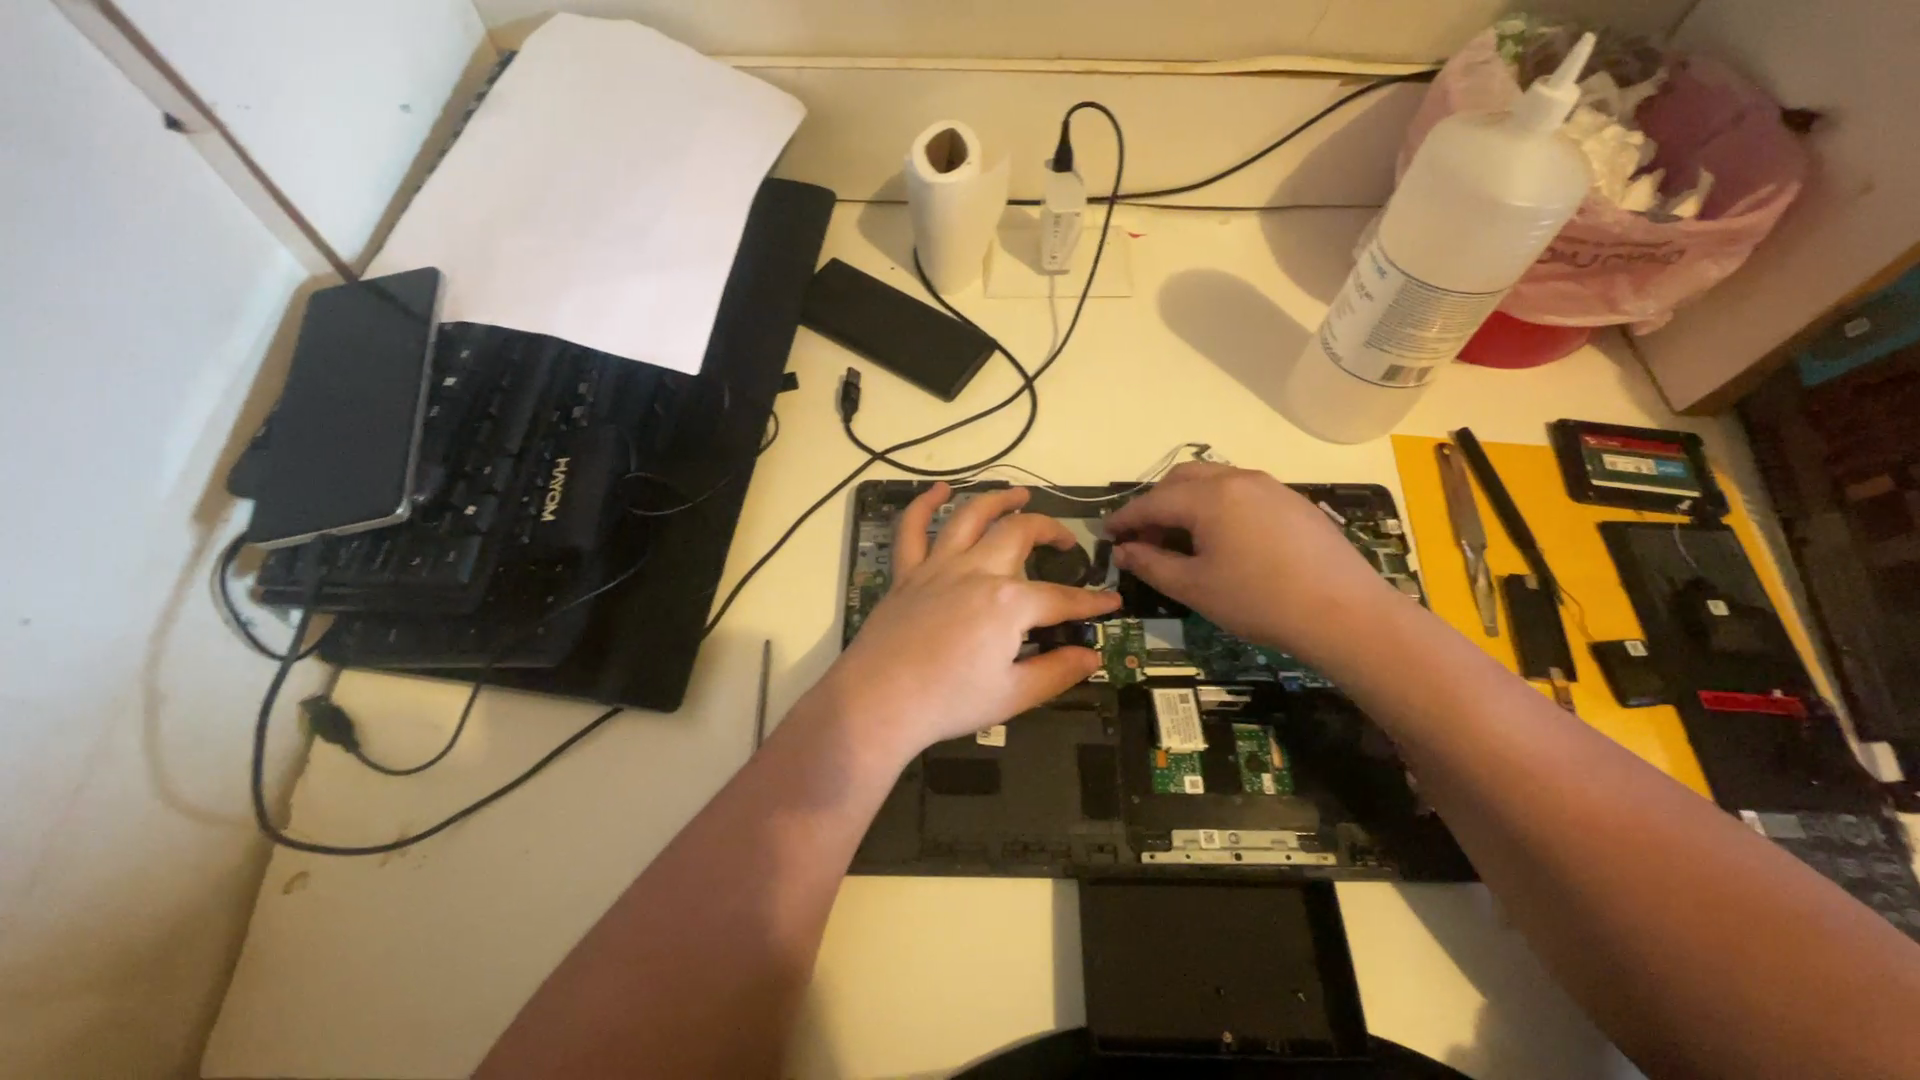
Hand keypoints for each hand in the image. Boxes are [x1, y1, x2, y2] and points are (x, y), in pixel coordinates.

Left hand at [813, 484, 1120, 761]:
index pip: (1062, 598)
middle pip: (1020, 533)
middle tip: (1065, 541)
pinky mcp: (906, 574)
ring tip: (1019, 494)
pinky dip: (924, 505)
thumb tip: (1092, 656)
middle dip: (1050, 531)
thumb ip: (1057, 672)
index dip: (1091, 602)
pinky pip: (912, 529)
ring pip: (970, 516)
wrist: (877, 702)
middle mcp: (977, 570)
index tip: (1111, 603)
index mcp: (1009, 602)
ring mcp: (938, 567)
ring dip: (998, 499)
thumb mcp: (1013, 695)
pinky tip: (939, 492)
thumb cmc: (948, 702)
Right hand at [1105, 462, 1397, 661]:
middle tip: (1143, 538)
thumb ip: (1152, 564)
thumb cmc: (1259, 602)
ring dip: (1187, 502)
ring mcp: (1271, 487)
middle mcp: (1239, 479)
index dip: (1125, 519)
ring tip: (1181, 539)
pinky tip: (1223, 540)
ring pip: (1215, 481)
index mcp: (1209, 496)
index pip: (1153, 502)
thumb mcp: (1195, 588)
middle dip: (1156, 504)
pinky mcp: (1294, 503)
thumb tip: (1124, 551)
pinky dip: (1218, 507)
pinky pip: (1242, 493)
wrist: (1344, 613)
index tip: (1107, 535)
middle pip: (1182, 479)